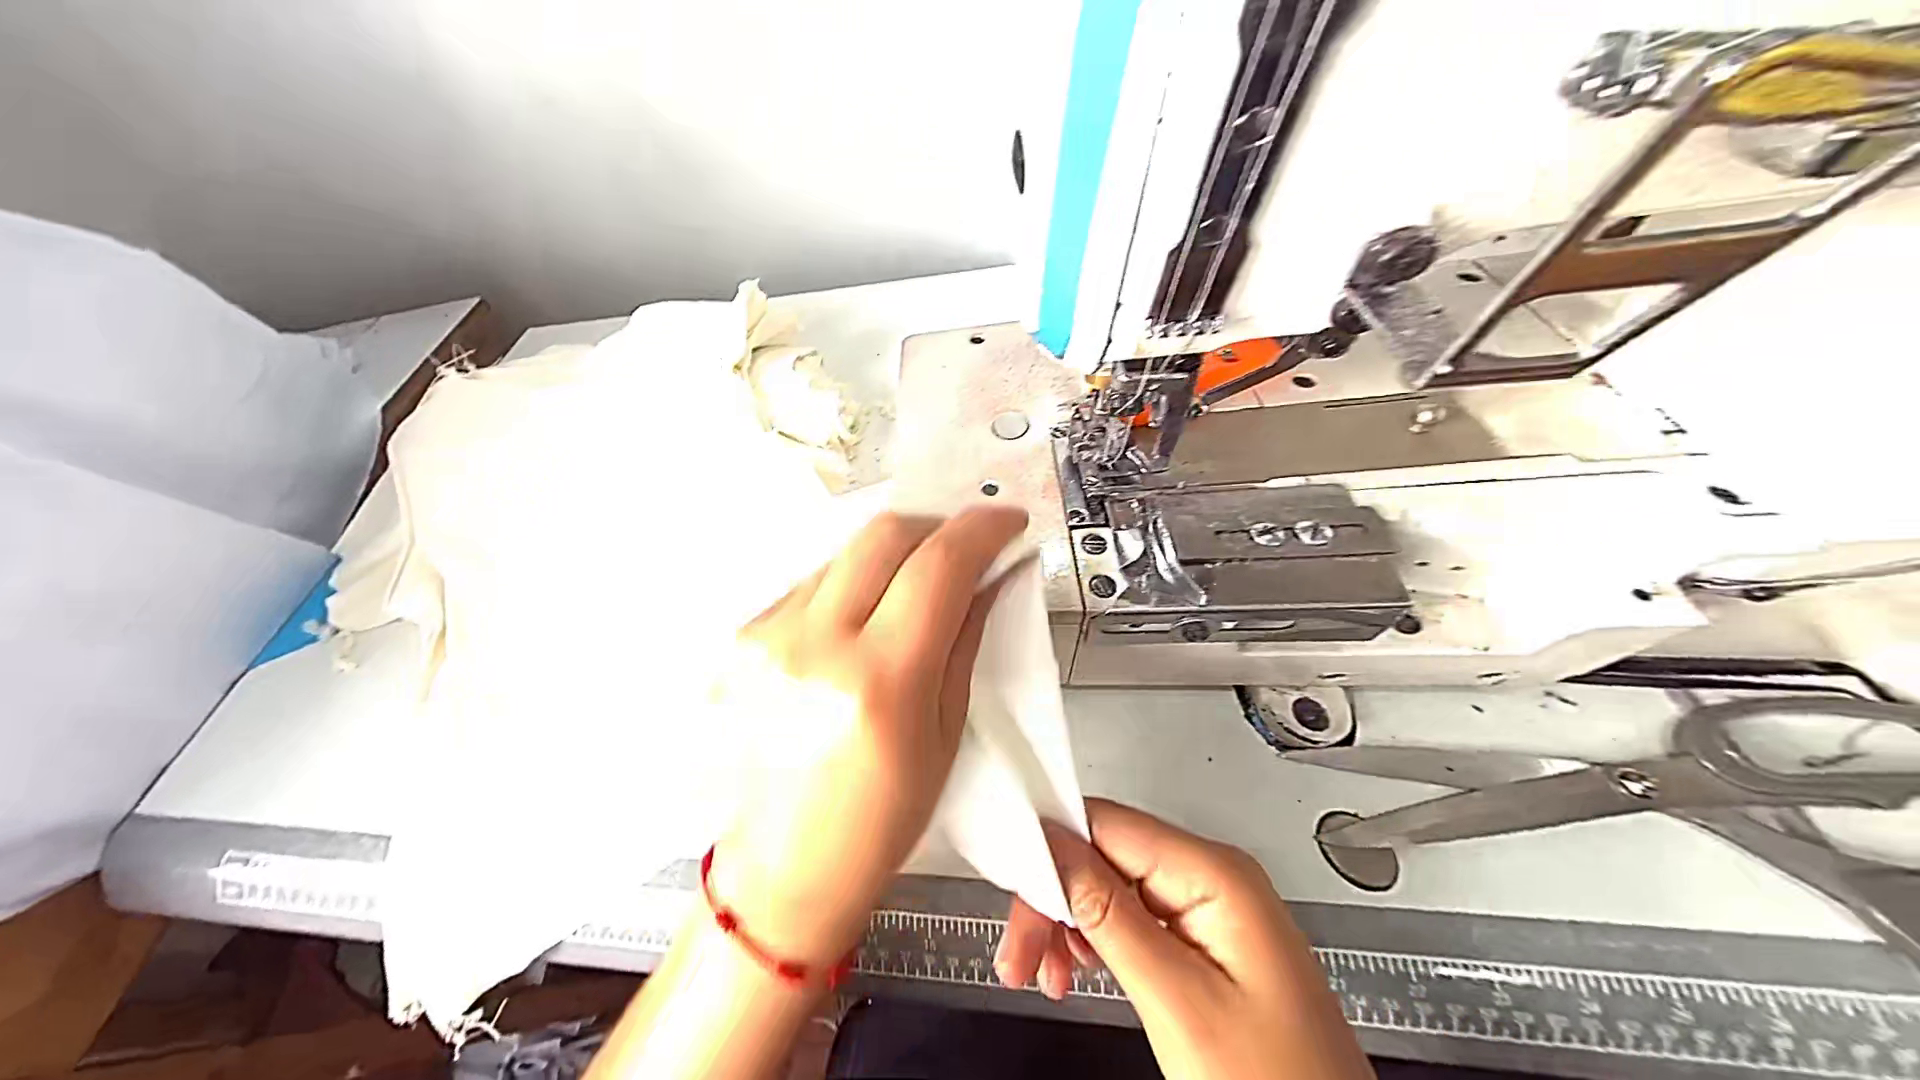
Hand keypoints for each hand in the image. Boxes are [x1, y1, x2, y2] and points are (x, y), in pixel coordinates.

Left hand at [712, 506, 1028, 966]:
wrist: (779, 867)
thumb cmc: (874, 822)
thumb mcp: (943, 736)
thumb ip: (966, 639)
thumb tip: (991, 575)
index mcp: (879, 683)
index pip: (939, 566)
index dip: (983, 530)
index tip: (1008, 522)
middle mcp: (813, 647)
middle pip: (884, 534)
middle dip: (936, 526)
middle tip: (962, 547)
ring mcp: (767, 639)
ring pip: (844, 552)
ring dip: (892, 555)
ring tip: (911, 592)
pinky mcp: (742, 641)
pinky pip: (810, 582)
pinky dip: (850, 583)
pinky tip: (861, 622)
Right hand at [995, 799, 1373, 1079]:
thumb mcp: (1180, 1002)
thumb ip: (1112, 916)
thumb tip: (1056, 846)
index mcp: (1216, 875)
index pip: (1107, 824)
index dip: (1053, 847)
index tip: (1013, 884)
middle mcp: (1211, 876)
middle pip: (1103, 856)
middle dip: (1053, 899)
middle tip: (1019, 951)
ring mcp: (1207, 906)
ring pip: (1109, 888)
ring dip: (1067, 925)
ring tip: (1043, 971)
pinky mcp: (1201, 936)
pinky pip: (1131, 917)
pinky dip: (1094, 942)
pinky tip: (1077, 970)